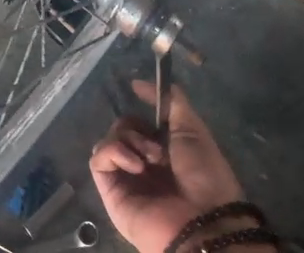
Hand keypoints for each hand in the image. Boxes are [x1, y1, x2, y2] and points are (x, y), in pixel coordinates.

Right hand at [89, 81, 245, 252]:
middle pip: (121, 128)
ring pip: (109, 140)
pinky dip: (113, 153)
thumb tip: (137, 83)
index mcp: (164, 154)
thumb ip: (171, 100)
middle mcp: (142, 165)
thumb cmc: (204, 175)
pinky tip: (135, 165)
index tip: (139, 94)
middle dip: (136, 129)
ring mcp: (125, 179)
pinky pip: (98, 160)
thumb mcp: (193, 129)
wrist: (203, 220)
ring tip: (148, 159)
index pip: (140, 123)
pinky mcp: (110, 192)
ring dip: (128, 140)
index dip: (143, 112)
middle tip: (156, 149)